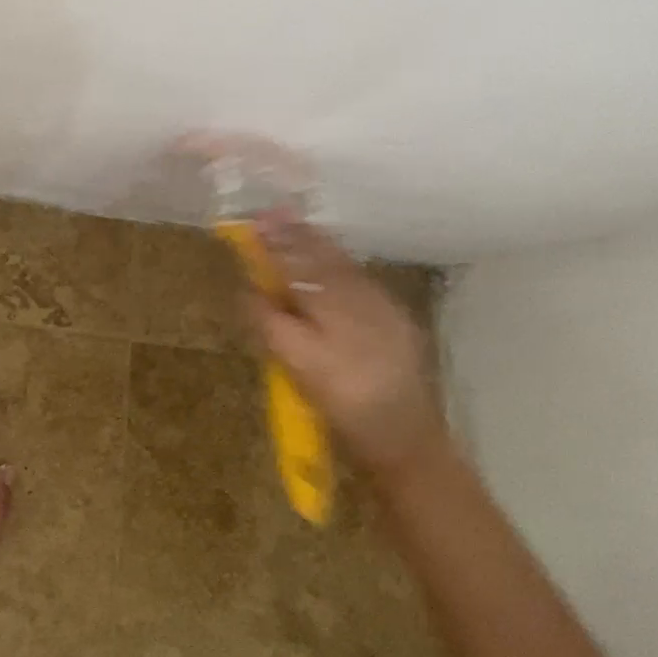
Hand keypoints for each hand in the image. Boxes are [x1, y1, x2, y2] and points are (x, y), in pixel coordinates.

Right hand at [244, 215, 448, 481]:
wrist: (407, 442)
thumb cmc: (343, 409)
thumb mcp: (297, 370)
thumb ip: (271, 325)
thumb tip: (250, 290)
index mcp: (334, 309)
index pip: (298, 265)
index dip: (275, 244)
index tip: (254, 222)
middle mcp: (362, 299)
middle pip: (323, 258)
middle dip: (296, 236)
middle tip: (271, 213)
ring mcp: (384, 308)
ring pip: (345, 266)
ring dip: (317, 245)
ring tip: (295, 227)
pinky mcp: (398, 321)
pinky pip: (360, 281)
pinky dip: (338, 264)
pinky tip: (329, 261)